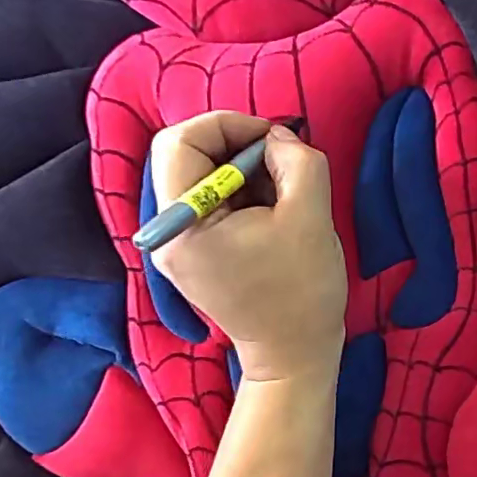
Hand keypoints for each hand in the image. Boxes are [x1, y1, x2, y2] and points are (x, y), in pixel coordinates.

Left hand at [149, 111, 346, 382]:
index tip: (271, 138)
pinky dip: (238, 187)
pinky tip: (269, 206)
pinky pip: (207, 197)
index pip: (179, 142)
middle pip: (182, 154)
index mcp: (182, 225)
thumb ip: (297, 159)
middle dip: (232, 143)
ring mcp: (175, 242)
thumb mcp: (310, 214)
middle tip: (275, 157)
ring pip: (196, 172)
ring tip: (278, 188)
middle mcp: (165, 231)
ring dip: (239, 166)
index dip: (226, 124)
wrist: (293, 351)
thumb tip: (276, 136)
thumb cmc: (302, 289)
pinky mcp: (191, 250)